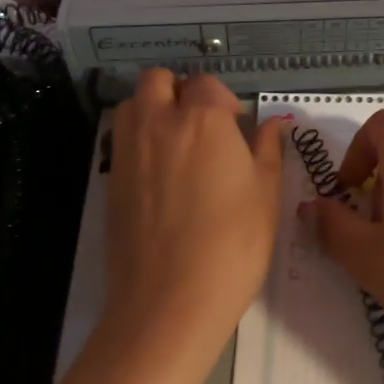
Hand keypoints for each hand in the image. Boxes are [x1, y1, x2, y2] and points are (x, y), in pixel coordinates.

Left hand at [10, 71, 284, 383]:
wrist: (168, 303)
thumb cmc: (231, 246)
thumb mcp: (266, 196)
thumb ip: (267, 150)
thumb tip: (273, 124)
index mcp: (202, 118)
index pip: (207, 84)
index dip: (223, 101)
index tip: (236, 127)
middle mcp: (159, 122)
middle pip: (158, 80)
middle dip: (178, 90)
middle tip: (201, 124)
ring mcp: (128, 151)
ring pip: (132, 104)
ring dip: (152, 109)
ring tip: (176, 143)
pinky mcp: (110, 181)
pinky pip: (121, 141)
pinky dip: (137, 141)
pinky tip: (159, 176)